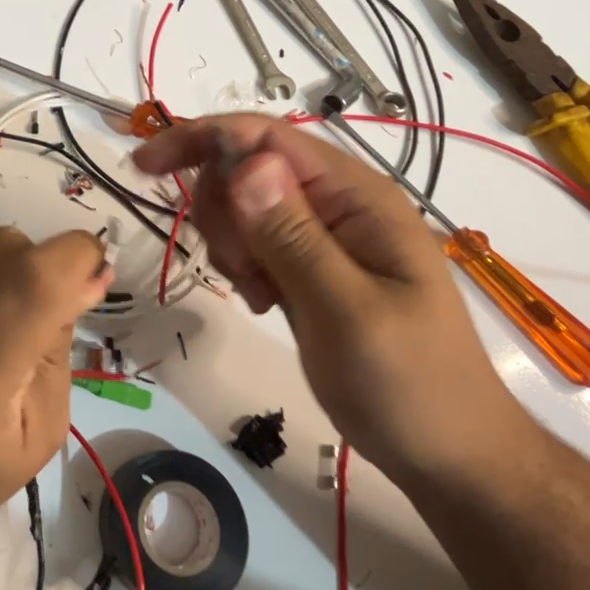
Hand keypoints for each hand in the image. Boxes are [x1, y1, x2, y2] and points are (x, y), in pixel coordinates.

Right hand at [133, 114, 535, 483]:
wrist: (445, 452)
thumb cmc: (408, 384)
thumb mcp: (346, 311)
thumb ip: (293, 237)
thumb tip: (244, 163)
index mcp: (358, 197)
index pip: (266, 137)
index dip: (202, 139)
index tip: (144, 167)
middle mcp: (340, 203)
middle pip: (247, 166)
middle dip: (221, 208)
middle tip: (240, 270)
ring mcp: (326, 234)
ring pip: (244, 204)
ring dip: (231, 241)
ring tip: (257, 292)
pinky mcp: (312, 265)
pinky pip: (256, 240)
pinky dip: (243, 264)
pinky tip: (263, 301)